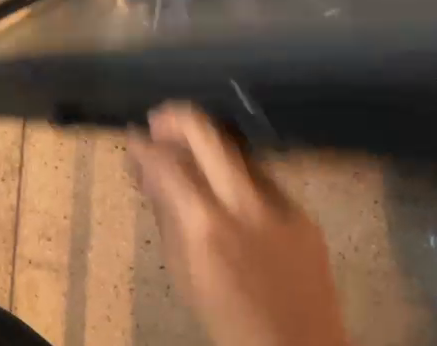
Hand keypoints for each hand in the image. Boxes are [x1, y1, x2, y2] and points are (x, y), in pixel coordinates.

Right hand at [127, 103, 349, 345]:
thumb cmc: (227, 318)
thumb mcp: (182, 270)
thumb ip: (166, 213)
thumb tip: (146, 171)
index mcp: (207, 224)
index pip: (165, 160)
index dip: (142, 143)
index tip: (132, 137)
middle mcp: (246, 204)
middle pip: (207, 132)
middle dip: (176, 118)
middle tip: (157, 122)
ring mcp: (282, 206)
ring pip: (236, 147)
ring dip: (206, 141)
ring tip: (186, 151)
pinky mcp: (305, 214)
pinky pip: (260, 175)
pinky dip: (233, 169)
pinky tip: (223, 185)